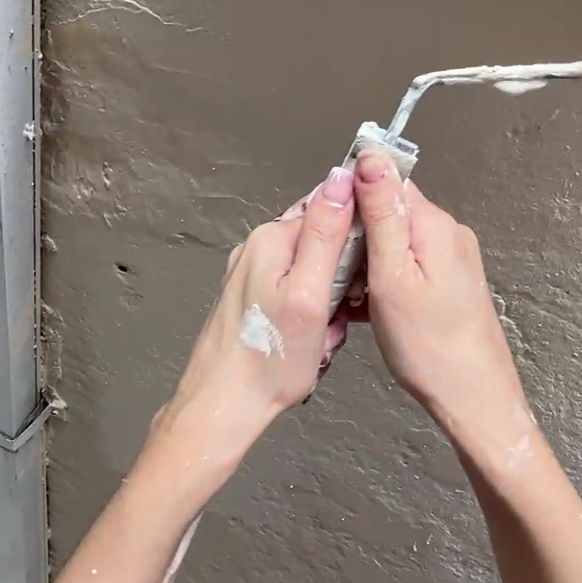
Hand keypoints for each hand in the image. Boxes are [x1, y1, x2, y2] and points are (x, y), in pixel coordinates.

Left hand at [148, 166, 357, 469]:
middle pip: (321, 245)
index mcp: (271, 237)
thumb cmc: (270, 359)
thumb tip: (341, 175)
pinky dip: (308, 320)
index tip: (359, 277)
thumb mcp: (311, 294)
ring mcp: (249, 274)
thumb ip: (326, 233)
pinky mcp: (249, 299)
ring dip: (326, 308)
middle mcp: (256, 248)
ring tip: (317, 341)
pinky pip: (295, 296)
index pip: (329, 209)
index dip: (355, 242)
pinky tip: (304, 347)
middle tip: (333, 321)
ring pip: (312, 276)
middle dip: (339, 284)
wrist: (222, 406)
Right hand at [352, 150, 529, 435]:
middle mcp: (447, 233)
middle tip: (337, 274)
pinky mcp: (449, 281)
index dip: (350, 200)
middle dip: (355, 236)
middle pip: (387, 211)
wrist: (474, 401)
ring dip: (364, 262)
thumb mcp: (392, 275)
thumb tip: (371, 156)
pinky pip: (404, 264)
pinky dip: (380, 279)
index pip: (384, 181)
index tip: (328, 229)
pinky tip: (366, 307)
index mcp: (434, 224)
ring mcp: (450, 258)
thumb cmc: (429, 346)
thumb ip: (380, 213)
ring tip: (350, 297)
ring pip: (391, 240)